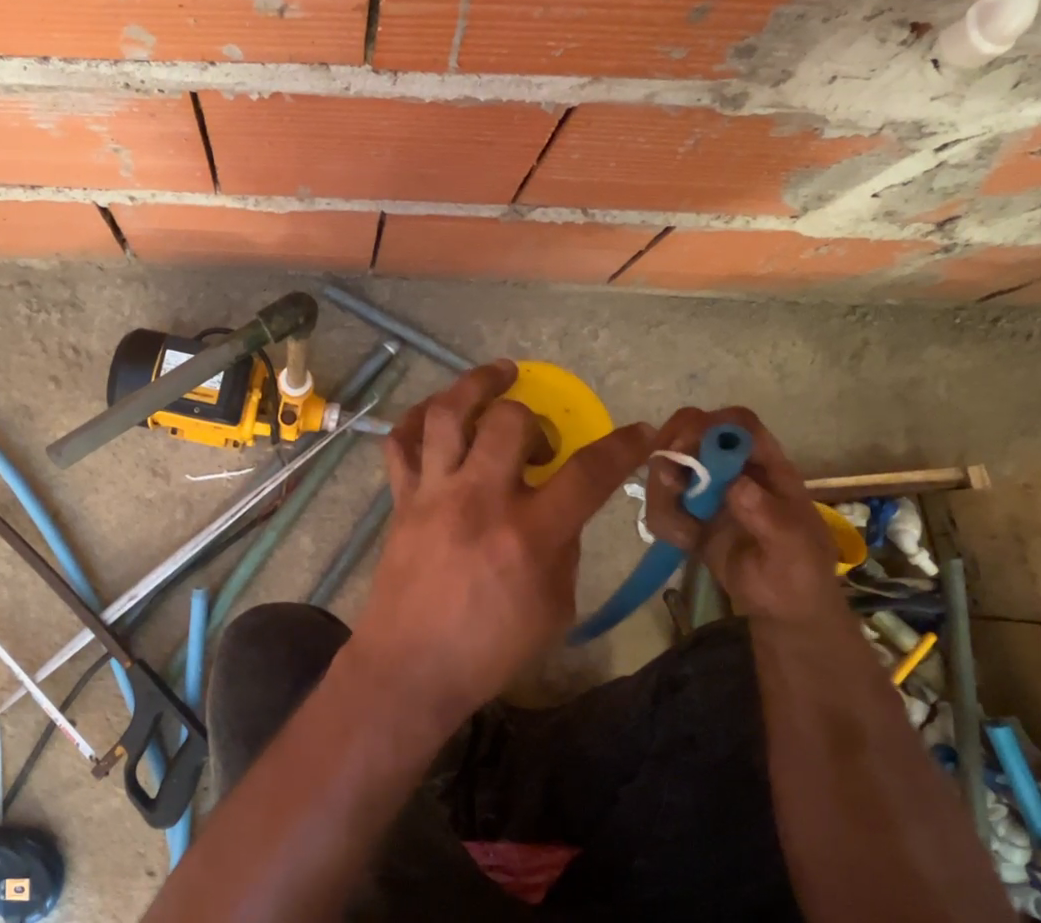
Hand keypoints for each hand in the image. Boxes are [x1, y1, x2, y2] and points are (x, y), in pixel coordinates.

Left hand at [340, 361, 652, 729]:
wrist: (411, 665)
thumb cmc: (490, 649)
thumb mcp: (554, 607)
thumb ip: (563, 548)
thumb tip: (559, 509)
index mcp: (530, 534)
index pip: (588, 472)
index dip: (622, 446)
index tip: (640, 432)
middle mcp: (480, 500)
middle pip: (510, 420)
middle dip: (534, 414)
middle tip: (539, 437)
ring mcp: (434, 494)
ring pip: (448, 413)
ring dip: (474, 384)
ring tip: (497, 375)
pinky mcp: (401, 499)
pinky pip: (402, 441)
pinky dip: (419, 418)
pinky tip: (440, 415)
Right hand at [643, 407, 843, 624]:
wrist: (783, 611)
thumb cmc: (799, 577)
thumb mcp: (794, 550)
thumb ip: (769, 517)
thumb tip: (737, 485)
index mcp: (767, 468)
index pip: (738, 424)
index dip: (711, 426)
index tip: (688, 449)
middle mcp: (733, 470)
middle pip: (692, 431)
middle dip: (673, 450)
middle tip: (669, 482)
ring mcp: (708, 490)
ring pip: (669, 465)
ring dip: (662, 492)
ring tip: (682, 531)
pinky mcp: (689, 512)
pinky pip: (661, 501)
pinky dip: (662, 518)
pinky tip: (684, 542)